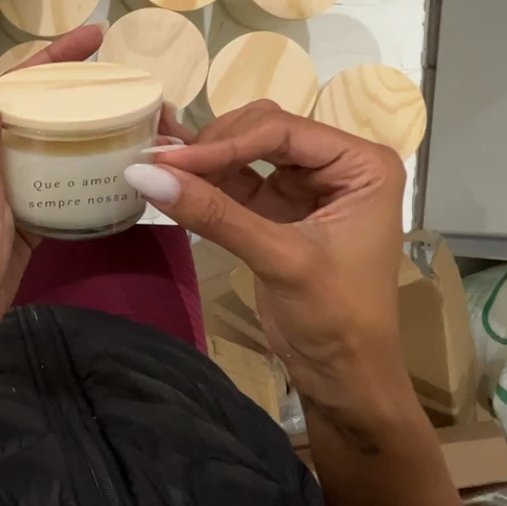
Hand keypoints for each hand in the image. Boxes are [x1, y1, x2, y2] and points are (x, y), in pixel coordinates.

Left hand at [0, 26, 106, 381]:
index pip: (15, 88)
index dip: (53, 60)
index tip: (96, 39)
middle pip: (39, 114)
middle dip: (78, 93)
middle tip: (130, 85)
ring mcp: (10, 191)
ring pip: (51, 148)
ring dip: (85, 132)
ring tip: (133, 120)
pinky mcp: (25, 220)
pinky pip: (58, 186)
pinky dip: (83, 174)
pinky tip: (116, 171)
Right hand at [122, 101, 408, 409]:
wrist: (343, 374)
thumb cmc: (336, 317)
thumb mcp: (279, 260)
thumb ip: (214, 215)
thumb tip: (145, 174)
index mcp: (361, 165)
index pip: (282, 132)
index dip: (223, 142)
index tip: (169, 160)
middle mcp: (335, 165)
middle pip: (262, 131)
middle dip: (212, 146)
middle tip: (161, 164)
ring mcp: (304, 187)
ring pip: (244, 152)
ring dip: (203, 161)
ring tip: (157, 168)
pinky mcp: (275, 210)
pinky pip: (234, 182)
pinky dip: (204, 182)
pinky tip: (170, 180)